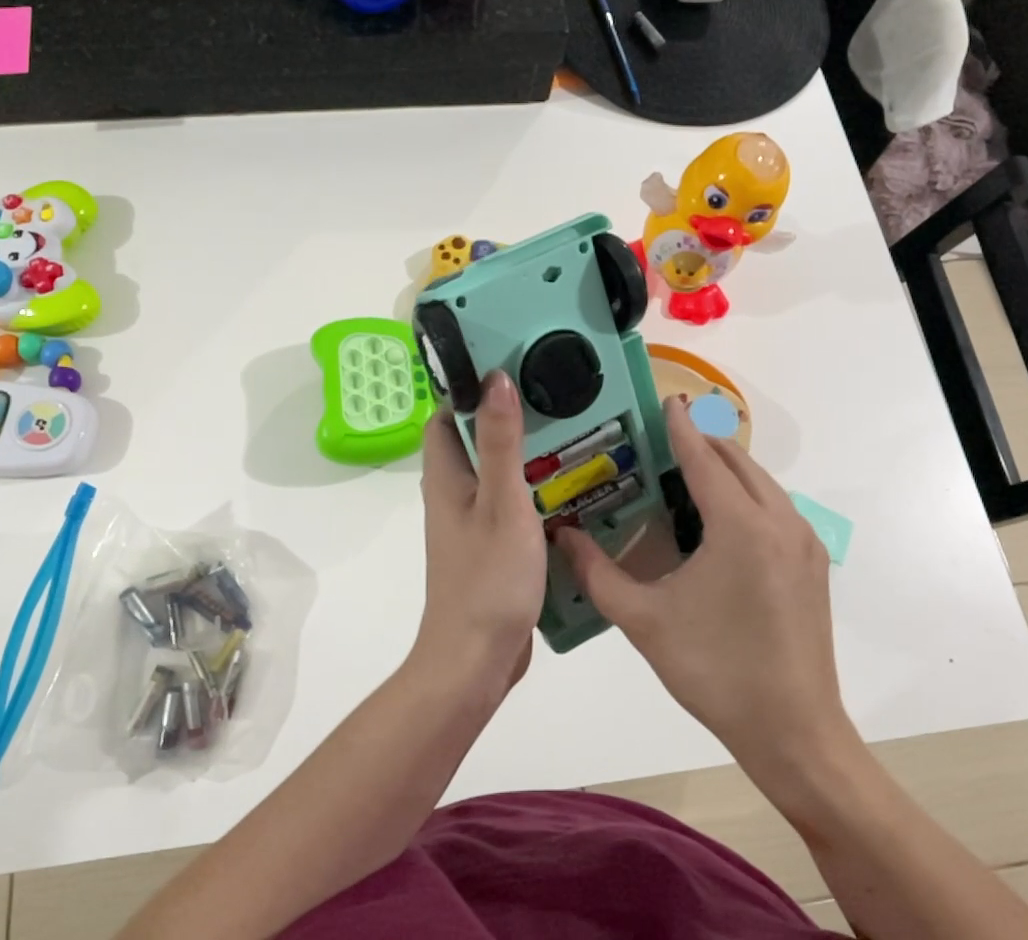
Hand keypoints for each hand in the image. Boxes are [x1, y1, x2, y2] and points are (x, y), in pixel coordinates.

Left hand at [413, 370, 547, 692]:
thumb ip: (500, 443)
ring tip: (581, 438)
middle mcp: (454, 496)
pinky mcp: (494, 551)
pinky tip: (579, 493)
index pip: (446, 416)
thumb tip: (495, 378)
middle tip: (562, 401)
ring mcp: (474, 526)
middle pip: (477, 443)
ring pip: (501, 477)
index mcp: (446, 478)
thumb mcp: (502, 503)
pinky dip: (542, 495)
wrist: (476, 660)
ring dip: (534, 459)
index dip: (472, 390)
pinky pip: (517, 508)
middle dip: (514, 420)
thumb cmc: (487, 579)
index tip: (514, 367)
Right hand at [556, 399, 850, 759]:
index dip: (679, 428)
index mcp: (741, 527)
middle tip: (657, 443)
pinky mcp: (811, 566)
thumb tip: (561, 538)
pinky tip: (713, 521)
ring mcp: (803, 544)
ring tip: (680, 476)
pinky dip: (744, 498)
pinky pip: (775, 510)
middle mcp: (781, 522)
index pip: (704, 459)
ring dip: (724, 471)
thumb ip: (597, 574)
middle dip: (701, 445)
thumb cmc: (714, 672)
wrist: (793, 730)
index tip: (662, 402)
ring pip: (761, 485)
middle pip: (738, 463)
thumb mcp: (644, 621)